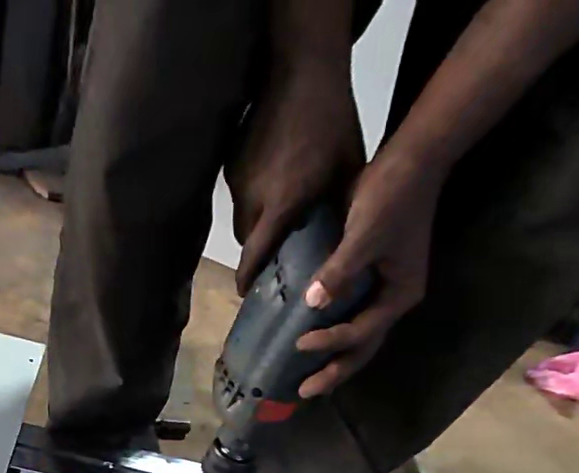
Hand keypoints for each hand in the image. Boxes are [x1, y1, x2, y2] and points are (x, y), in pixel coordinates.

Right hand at [227, 64, 364, 295]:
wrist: (302, 70)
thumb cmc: (333, 126)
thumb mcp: (346, 177)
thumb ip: (335, 217)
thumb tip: (334, 252)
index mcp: (281, 205)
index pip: (253, 257)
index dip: (248, 280)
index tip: (248, 295)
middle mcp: (253, 197)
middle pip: (247, 243)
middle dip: (258, 253)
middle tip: (276, 258)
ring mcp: (238, 179)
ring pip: (242, 219)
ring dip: (257, 226)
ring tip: (277, 221)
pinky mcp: (232, 162)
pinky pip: (240, 195)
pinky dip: (253, 200)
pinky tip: (272, 188)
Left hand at [295, 155, 440, 397]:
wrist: (413, 160)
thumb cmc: (392, 197)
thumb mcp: (364, 235)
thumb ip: (339, 271)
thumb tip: (311, 306)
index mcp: (398, 296)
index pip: (361, 333)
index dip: (330, 342)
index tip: (300, 344)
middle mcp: (394, 300)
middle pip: (363, 348)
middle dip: (334, 372)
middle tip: (304, 393)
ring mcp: (386, 290)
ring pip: (359, 336)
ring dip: (335, 357)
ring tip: (308, 378)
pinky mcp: (374, 278)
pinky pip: (353, 314)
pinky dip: (334, 330)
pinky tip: (314, 337)